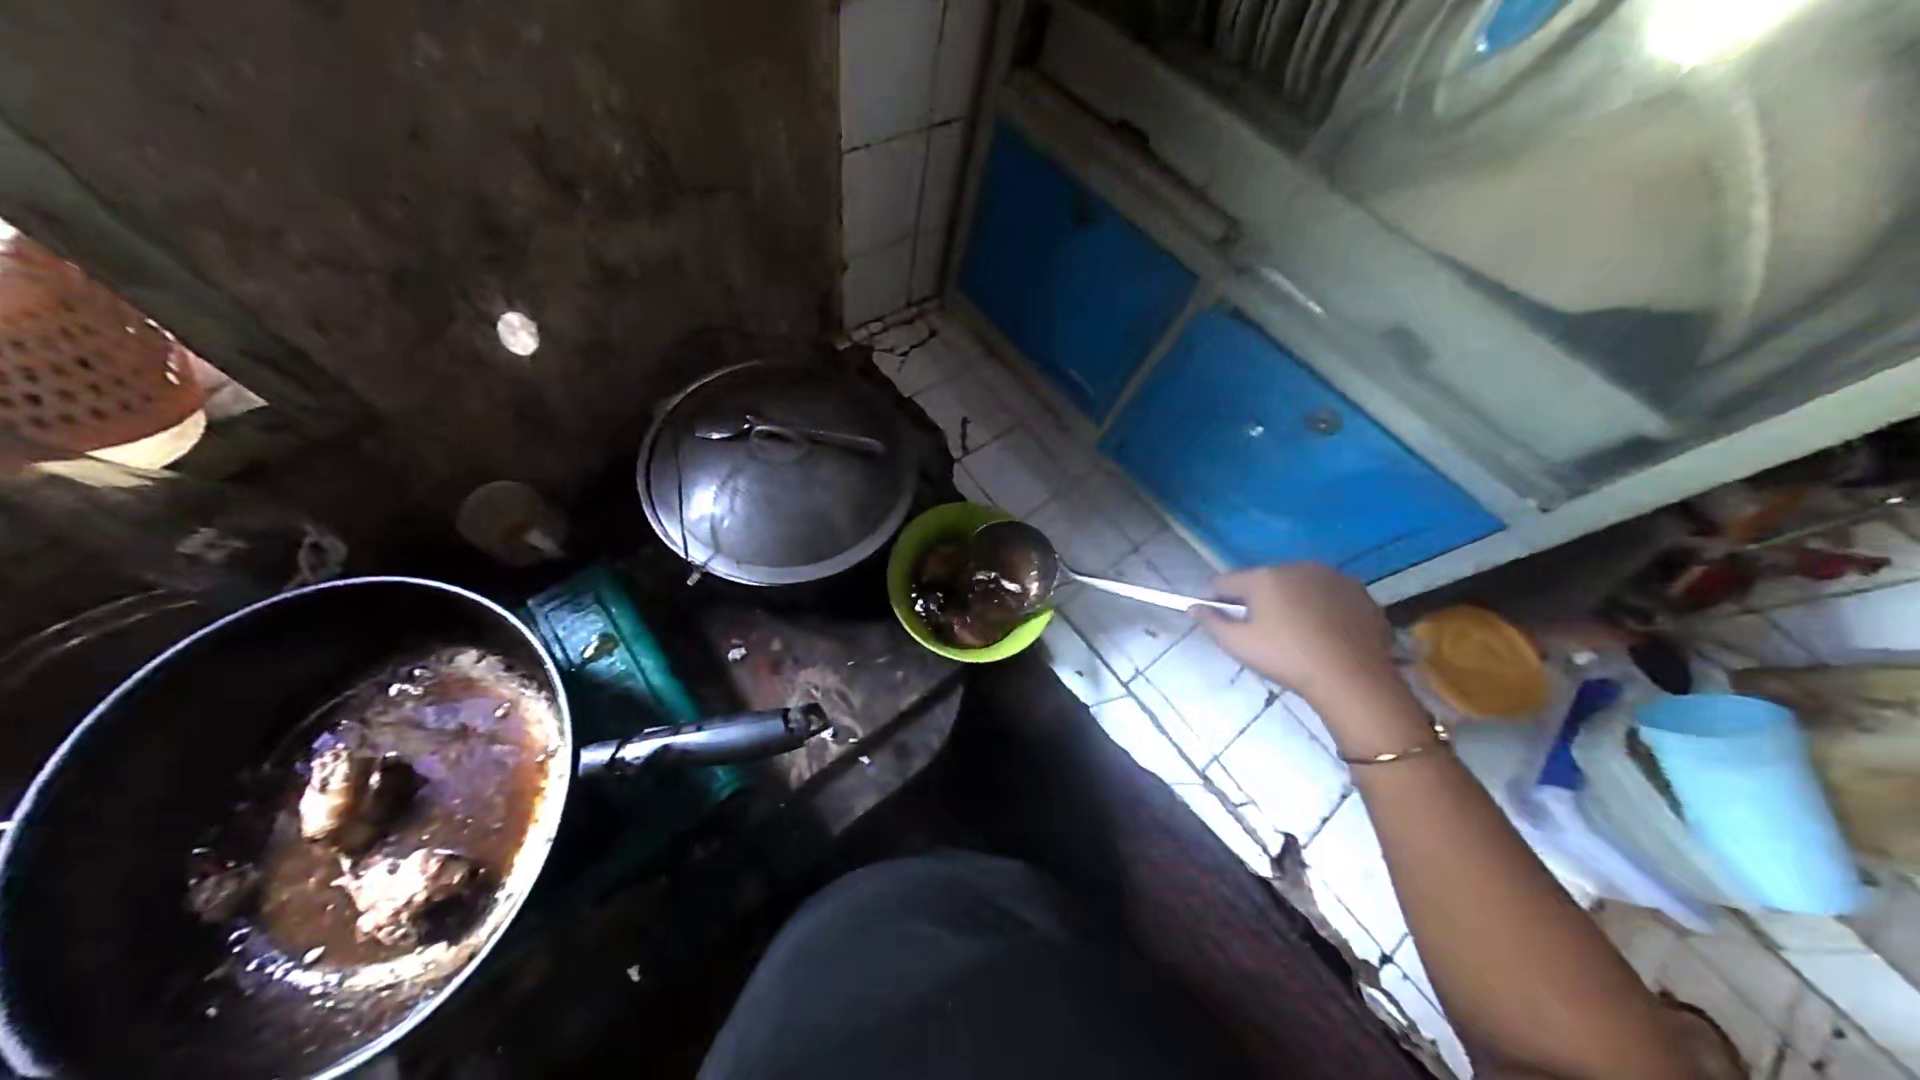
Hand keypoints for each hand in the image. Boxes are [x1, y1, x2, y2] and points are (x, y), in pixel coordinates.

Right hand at [1191, 563, 1404, 719]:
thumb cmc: (1287, 659)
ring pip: (1297, 585)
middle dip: (1257, 600)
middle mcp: (1296, 567)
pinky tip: (1326, 634)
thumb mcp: (1238, 645)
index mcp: (1263, 577)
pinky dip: (1321, 607)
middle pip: (1263, 580)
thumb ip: (1212, 622)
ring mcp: (1331, 576)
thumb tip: (1195, 607)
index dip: (1217, 600)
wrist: (1353, 677)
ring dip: (1290, 601)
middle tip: (1263, 633)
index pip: (1225, 581)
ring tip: (1298, 634)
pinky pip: (1327, 594)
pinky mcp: (1358, 591)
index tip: (1223, 621)